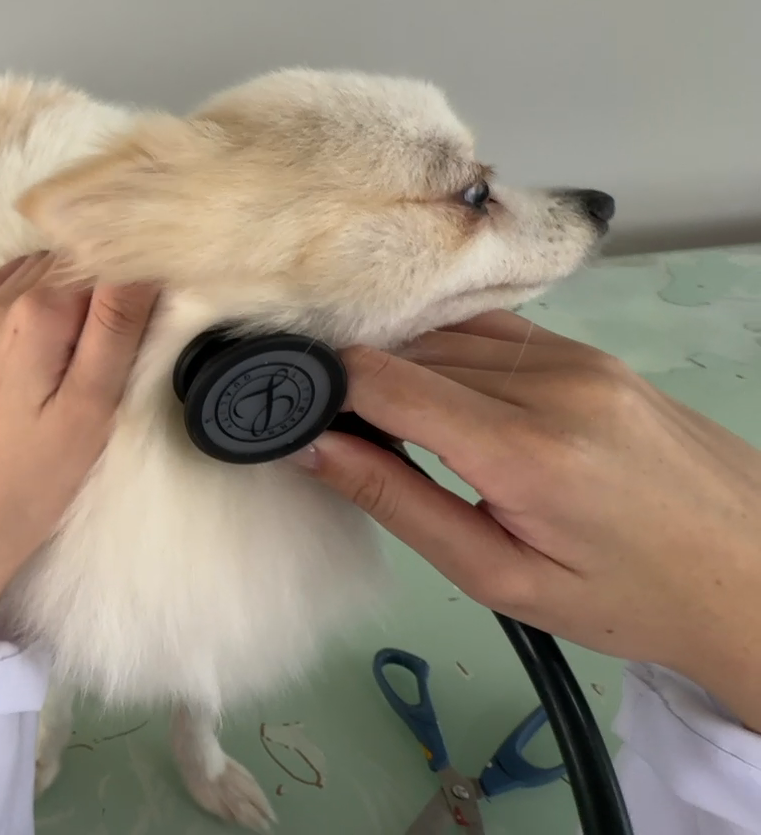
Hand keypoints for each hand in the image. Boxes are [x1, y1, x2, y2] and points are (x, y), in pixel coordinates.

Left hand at [0, 254, 160, 635]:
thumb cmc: (32, 477)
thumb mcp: (91, 407)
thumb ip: (116, 328)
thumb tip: (143, 262)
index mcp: (35, 310)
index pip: (103, 258)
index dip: (140, 268)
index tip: (170, 293)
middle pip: (70, 259)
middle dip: (110, 273)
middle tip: (145, 314)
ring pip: (38, 270)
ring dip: (76, 280)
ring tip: (108, 320)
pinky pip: (5, 289)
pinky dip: (38, 288)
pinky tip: (59, 314)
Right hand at [292, 310, 760, 727]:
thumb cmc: (631, 599)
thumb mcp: (497, 576)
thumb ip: (392, 501)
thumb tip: (305, 444)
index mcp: (528, 450)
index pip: (379, 378)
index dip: (321, 389)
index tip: (296, 414)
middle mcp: (554, 383)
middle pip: (401, 351)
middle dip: (353, 383)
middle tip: (342, 432)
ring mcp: (577, 358)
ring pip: (433, 334)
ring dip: (392, 365)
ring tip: (387, 416)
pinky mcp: (589, 352)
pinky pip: (477, 329)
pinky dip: (433, 348)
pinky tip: (430, 386)